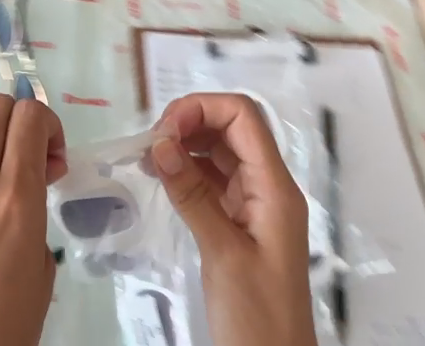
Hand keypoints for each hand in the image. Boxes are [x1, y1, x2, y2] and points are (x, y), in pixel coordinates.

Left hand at [0, 95, 67, 345]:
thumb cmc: (6, 325)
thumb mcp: (41, 265)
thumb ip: (38, 206)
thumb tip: (34, 177)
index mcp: (16, 198)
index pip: (30, 117)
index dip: (49, 125)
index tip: (54, 156)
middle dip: (22, 120)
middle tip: (32, 156)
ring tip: (2, 164)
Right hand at [153, 93, 314, 345]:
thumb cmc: (257, 316)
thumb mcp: (223, 254)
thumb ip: (192, 194)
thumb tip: (160, 142)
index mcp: (275, 187)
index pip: (243, 117)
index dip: (202, 109)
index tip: (164, 129)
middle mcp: (267, 186)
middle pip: (231, 127)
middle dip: (190, 121)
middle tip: (151, 143)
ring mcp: (254, 203)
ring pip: (220, 150)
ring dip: (185, 143)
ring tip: (149, 156)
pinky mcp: (238, 220)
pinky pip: (212, 177)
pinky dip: (186, 168)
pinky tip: (161, 175)